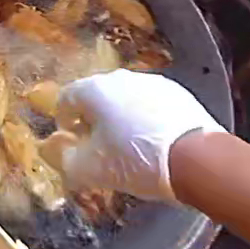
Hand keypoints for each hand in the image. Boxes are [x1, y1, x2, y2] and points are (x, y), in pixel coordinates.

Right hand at [51, 70, 223, 203]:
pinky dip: (145, 118)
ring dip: (120, 117)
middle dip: (93, 118)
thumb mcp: (92, 170)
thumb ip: (66, 159)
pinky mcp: (175, 91)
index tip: (71, 139)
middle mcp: (120, 78)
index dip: (64, 119)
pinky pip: (149, 103)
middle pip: (97, 96)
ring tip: (128, 147)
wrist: (195, 157)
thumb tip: (54, 150)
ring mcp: (150, 82)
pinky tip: (154, 142)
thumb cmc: (135, 161)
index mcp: (94, 90)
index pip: (67, 97)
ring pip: (125, 98)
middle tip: (98, 146)